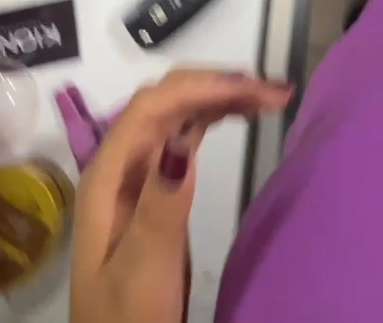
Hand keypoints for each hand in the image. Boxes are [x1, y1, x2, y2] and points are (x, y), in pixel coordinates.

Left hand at [70, 70, 291, 322]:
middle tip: (274, 91)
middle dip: (218, 84)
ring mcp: (136, 171)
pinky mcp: (153, 184)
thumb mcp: (143, 270)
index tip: (253, 87)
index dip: (202, 86)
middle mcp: (120, 162)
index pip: (153, 106)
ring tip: (269, 97)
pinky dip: (213, 116)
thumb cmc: (127, 319)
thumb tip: (184, 137)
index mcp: (108, 174)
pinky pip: (183, 132)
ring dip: (220, 96)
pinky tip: (238, 115)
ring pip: (178, 112)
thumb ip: (161, 204)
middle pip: (166, 100)